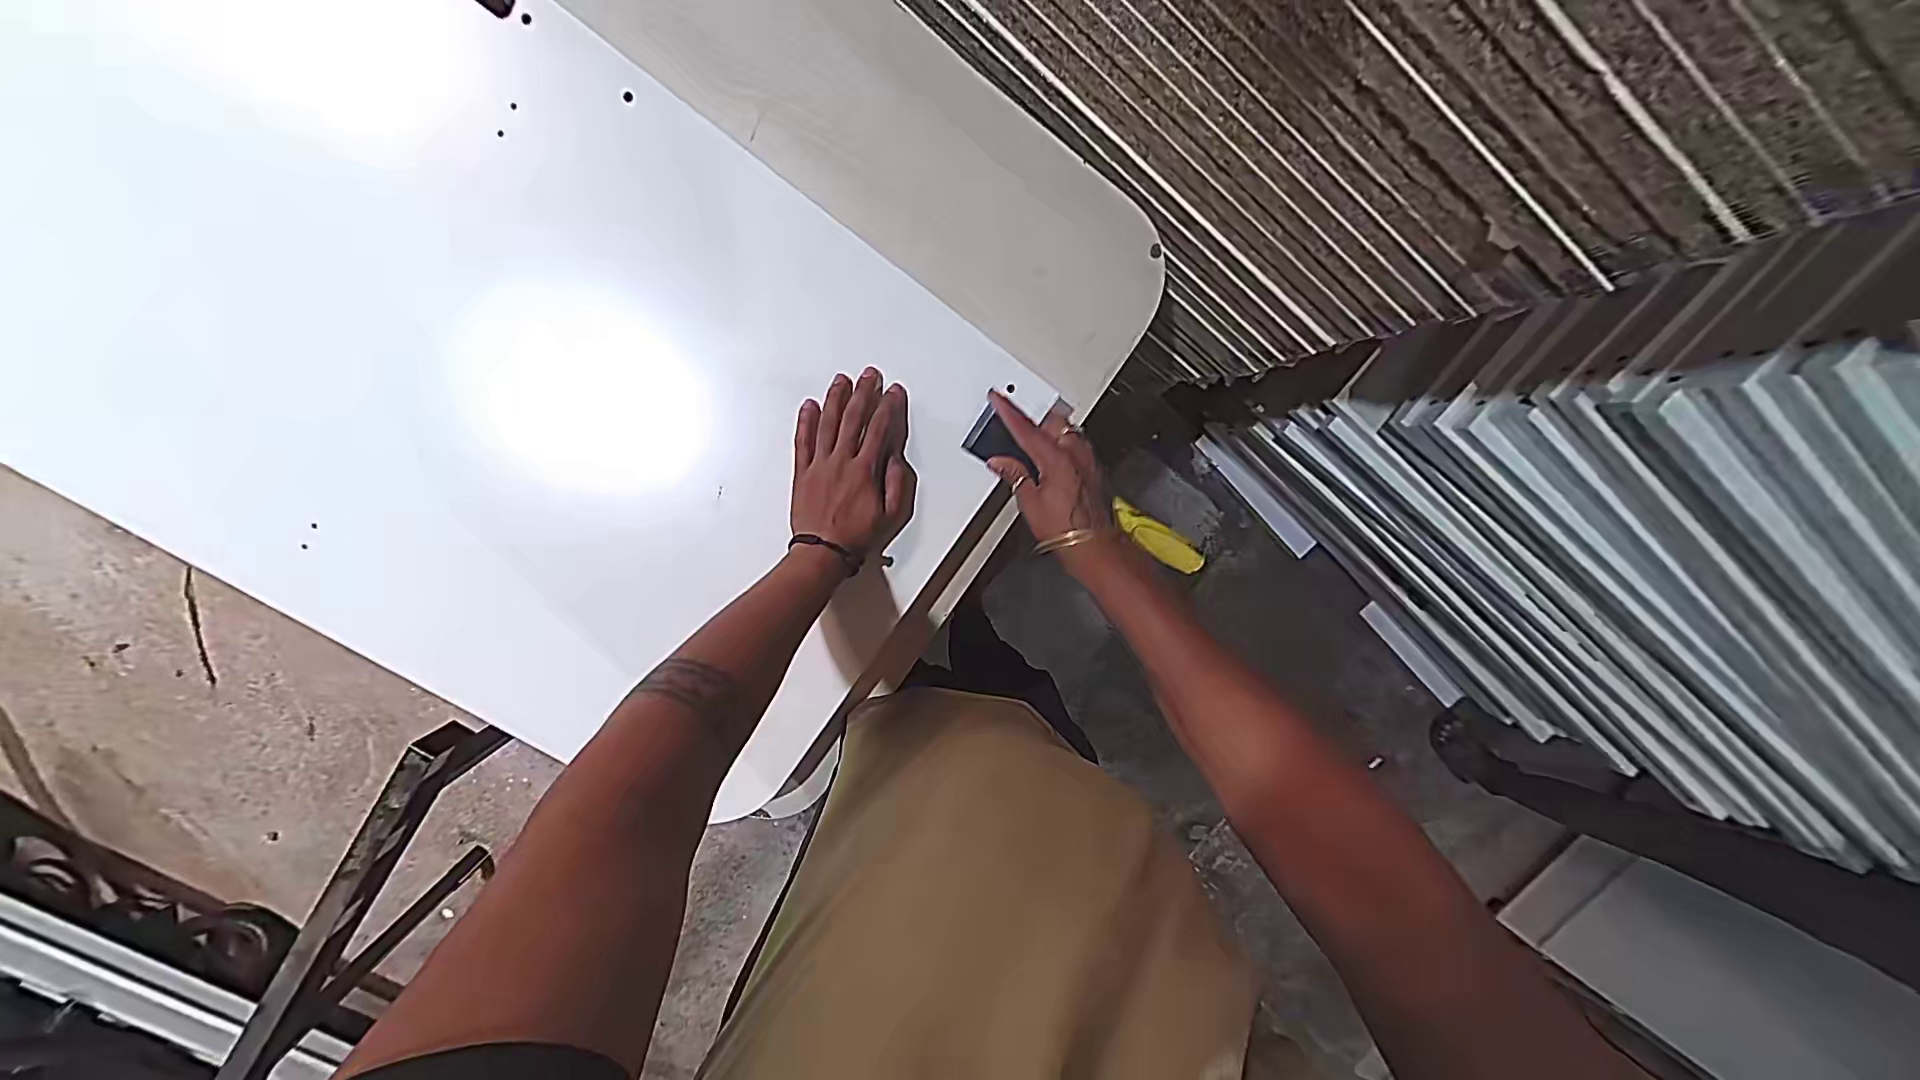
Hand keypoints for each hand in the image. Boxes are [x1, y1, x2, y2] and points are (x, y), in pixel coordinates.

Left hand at [792, 368, 915, 563]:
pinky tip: (809, 406)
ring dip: (836, 398)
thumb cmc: (854, 536)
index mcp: (864, 471)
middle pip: (853, 418)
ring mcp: (819, 465)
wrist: (822, 551)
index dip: (888, 407)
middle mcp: (841, 462)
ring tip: (842, 381)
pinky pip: (803, 440)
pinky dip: (806, 421)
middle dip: (864, 393)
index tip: (893, 393)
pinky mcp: (803, 472)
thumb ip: (897, 484)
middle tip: (870, 376)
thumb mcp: (892, 516)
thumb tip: (896, 459)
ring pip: (828, 422)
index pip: (879, 429)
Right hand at [983, 390, 1118, 573]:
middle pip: (1052, 421)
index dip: (1009, 412)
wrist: (1092, 544)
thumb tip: (1000, 463)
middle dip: (1034, 420)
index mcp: (1055, 460)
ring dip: (1052, 432)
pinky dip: (1065, 444)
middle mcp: (1075, 455)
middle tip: (1018, 423)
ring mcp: (1087, 460)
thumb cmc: (1065, 529)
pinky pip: (1078, 444)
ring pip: (1068, 431)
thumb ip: (1015, 475)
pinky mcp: (1094, 469)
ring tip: (1037, 441)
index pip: (1026, 429)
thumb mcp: (1030, 502)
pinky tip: (1058, 455)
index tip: (998, 398)